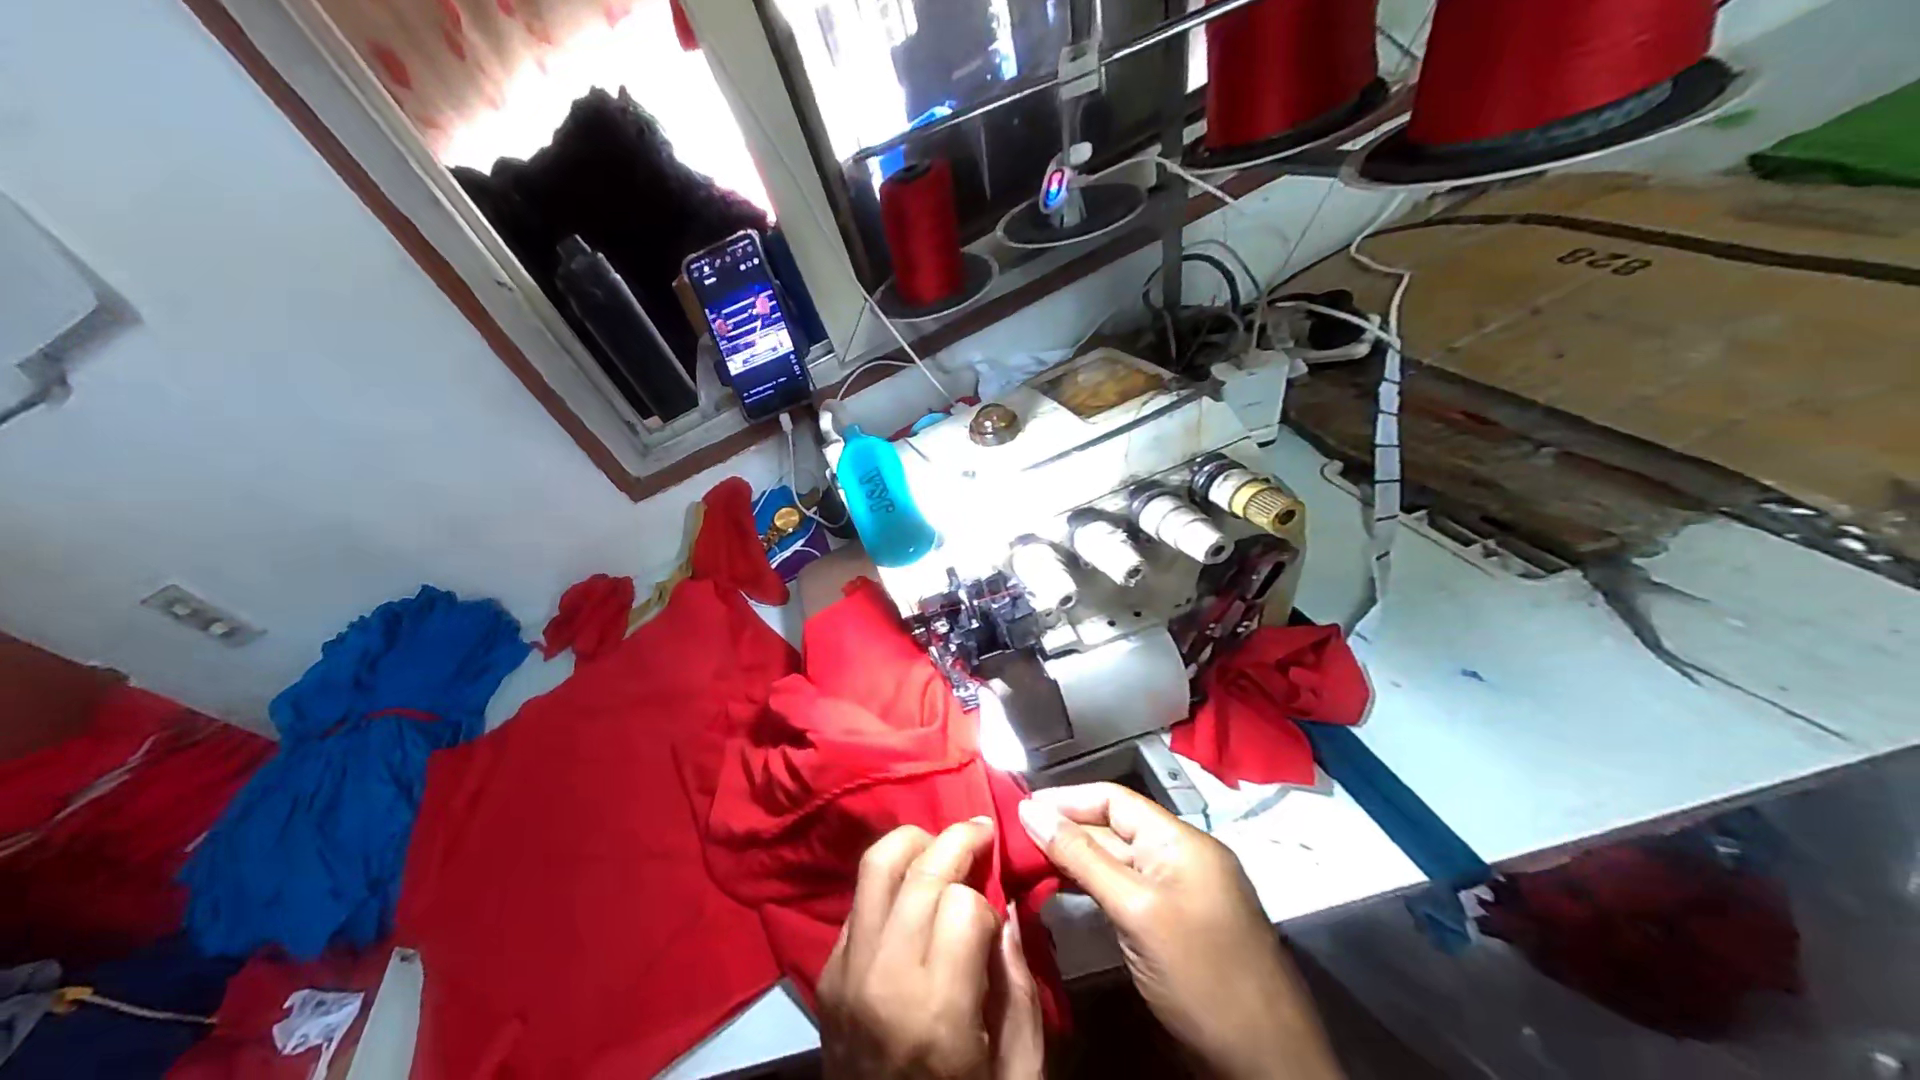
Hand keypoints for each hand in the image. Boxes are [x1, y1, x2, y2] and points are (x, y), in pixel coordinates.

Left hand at [819, 820, 1044, 1079]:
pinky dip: (888, 877)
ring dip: (915, 842)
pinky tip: (911, 886)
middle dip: (957, 840)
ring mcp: (845, 969)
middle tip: (981, 830)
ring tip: (942, 845)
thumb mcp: (1017, 1069)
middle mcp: (883, 977)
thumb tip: (1005, 909)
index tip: (996, 916)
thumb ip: (1018, 984)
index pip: (962, 905)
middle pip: (918, 871)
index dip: (987, 901)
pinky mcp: (826, 969)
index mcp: (936, 1009)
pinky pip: (858, 897)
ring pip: (875, 865)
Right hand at [1018, 784, 1342, 1079]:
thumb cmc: (1200, 975)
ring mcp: (1177, 893)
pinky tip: (1059, 891)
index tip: (1020, 808)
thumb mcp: (1135, 910)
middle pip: (1113, 829)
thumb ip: (1082, 857)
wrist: (1264, 1062)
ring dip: (1073, 859)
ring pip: (1116, 861)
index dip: (1066, 799)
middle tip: (1013, 839)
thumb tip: (1031, 811)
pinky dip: (1092, 887)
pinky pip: (1125, 891)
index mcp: (1180, 840)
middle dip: (1065, 830)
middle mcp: (1179, 857)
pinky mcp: (1171, 925)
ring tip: (1026, 862)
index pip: (1115, 799)